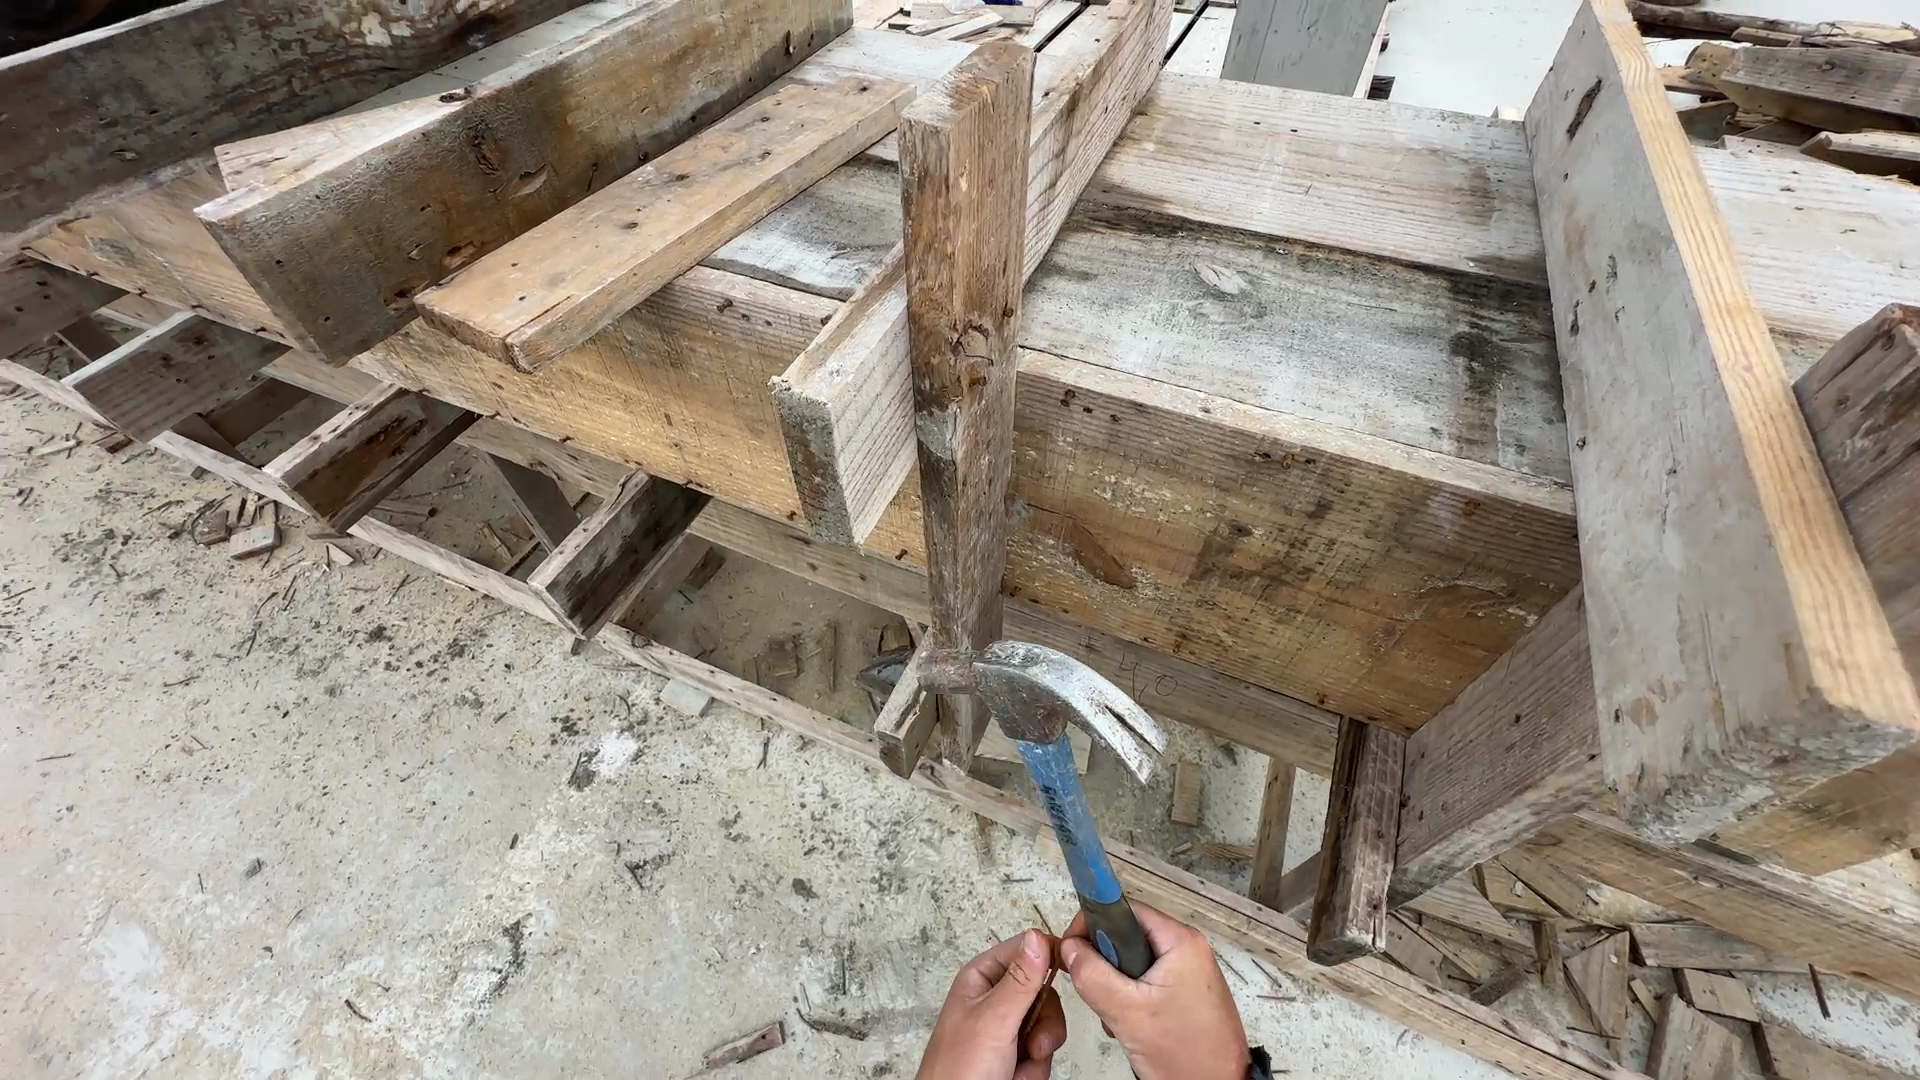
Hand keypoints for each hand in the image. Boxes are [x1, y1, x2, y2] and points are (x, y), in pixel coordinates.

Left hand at [917, 929, 1066, 1079]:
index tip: (1072, 970)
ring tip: (1019, 1071)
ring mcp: (1004, 1026)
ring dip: (1039, 1053)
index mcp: (983, 976)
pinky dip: (1033, 1070)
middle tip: (1036, 1045)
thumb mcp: (994, 1020)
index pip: (1025, 949)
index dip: (1050, 956)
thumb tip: (1037, 935)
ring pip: (1045, 1024)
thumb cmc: (961, 1069)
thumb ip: (1020, 980)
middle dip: (1044, 1024)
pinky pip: (1040, 1051)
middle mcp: (994, 997)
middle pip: (1042, 991)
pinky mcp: (1012, 1053)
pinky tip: (1016, 1079)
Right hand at [1060, 902, 1248, 1079]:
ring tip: (1118, 1015)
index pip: (1123, 909)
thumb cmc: (1183, 1053)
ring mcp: (1190, 970)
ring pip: (1135, 960)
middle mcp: (1188, 946)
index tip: (1073, 949)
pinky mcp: (1188, 991)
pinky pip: (1148, 978)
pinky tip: (1131, 1023)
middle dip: (1105, 962)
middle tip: (1095, 990)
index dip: (1092, 924)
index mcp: (1179, 939)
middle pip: (1128, 935)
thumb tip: (1068, 946)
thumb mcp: (1127, 1012)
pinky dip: (1133, 996)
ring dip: (1117, 984)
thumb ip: (1092, 975)